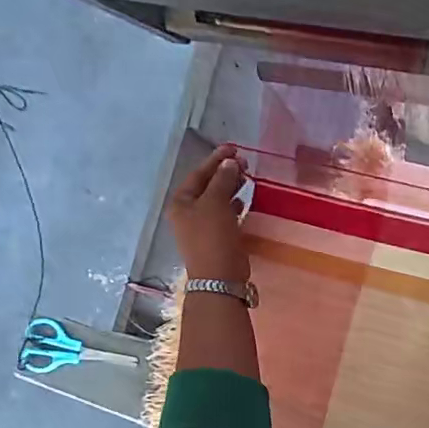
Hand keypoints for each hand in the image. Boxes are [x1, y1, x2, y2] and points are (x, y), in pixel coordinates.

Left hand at [168, 145, 249, 282]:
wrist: (220, 279)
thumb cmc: (213, 238)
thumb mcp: (216, 203)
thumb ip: (223, 180)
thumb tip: (230, 163)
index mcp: (181, 203)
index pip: (199, 174)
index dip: (216, 159)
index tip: (234, 148)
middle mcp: (187, 214)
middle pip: (207, 186)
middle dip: (225, 173)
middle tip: (245, 164)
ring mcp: (201, 228)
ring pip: (217, 201)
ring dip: (231, 188)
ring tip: (247, 178)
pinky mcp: (216, 239)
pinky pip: (224, 215)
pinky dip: (233, 206)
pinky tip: (244, 201)